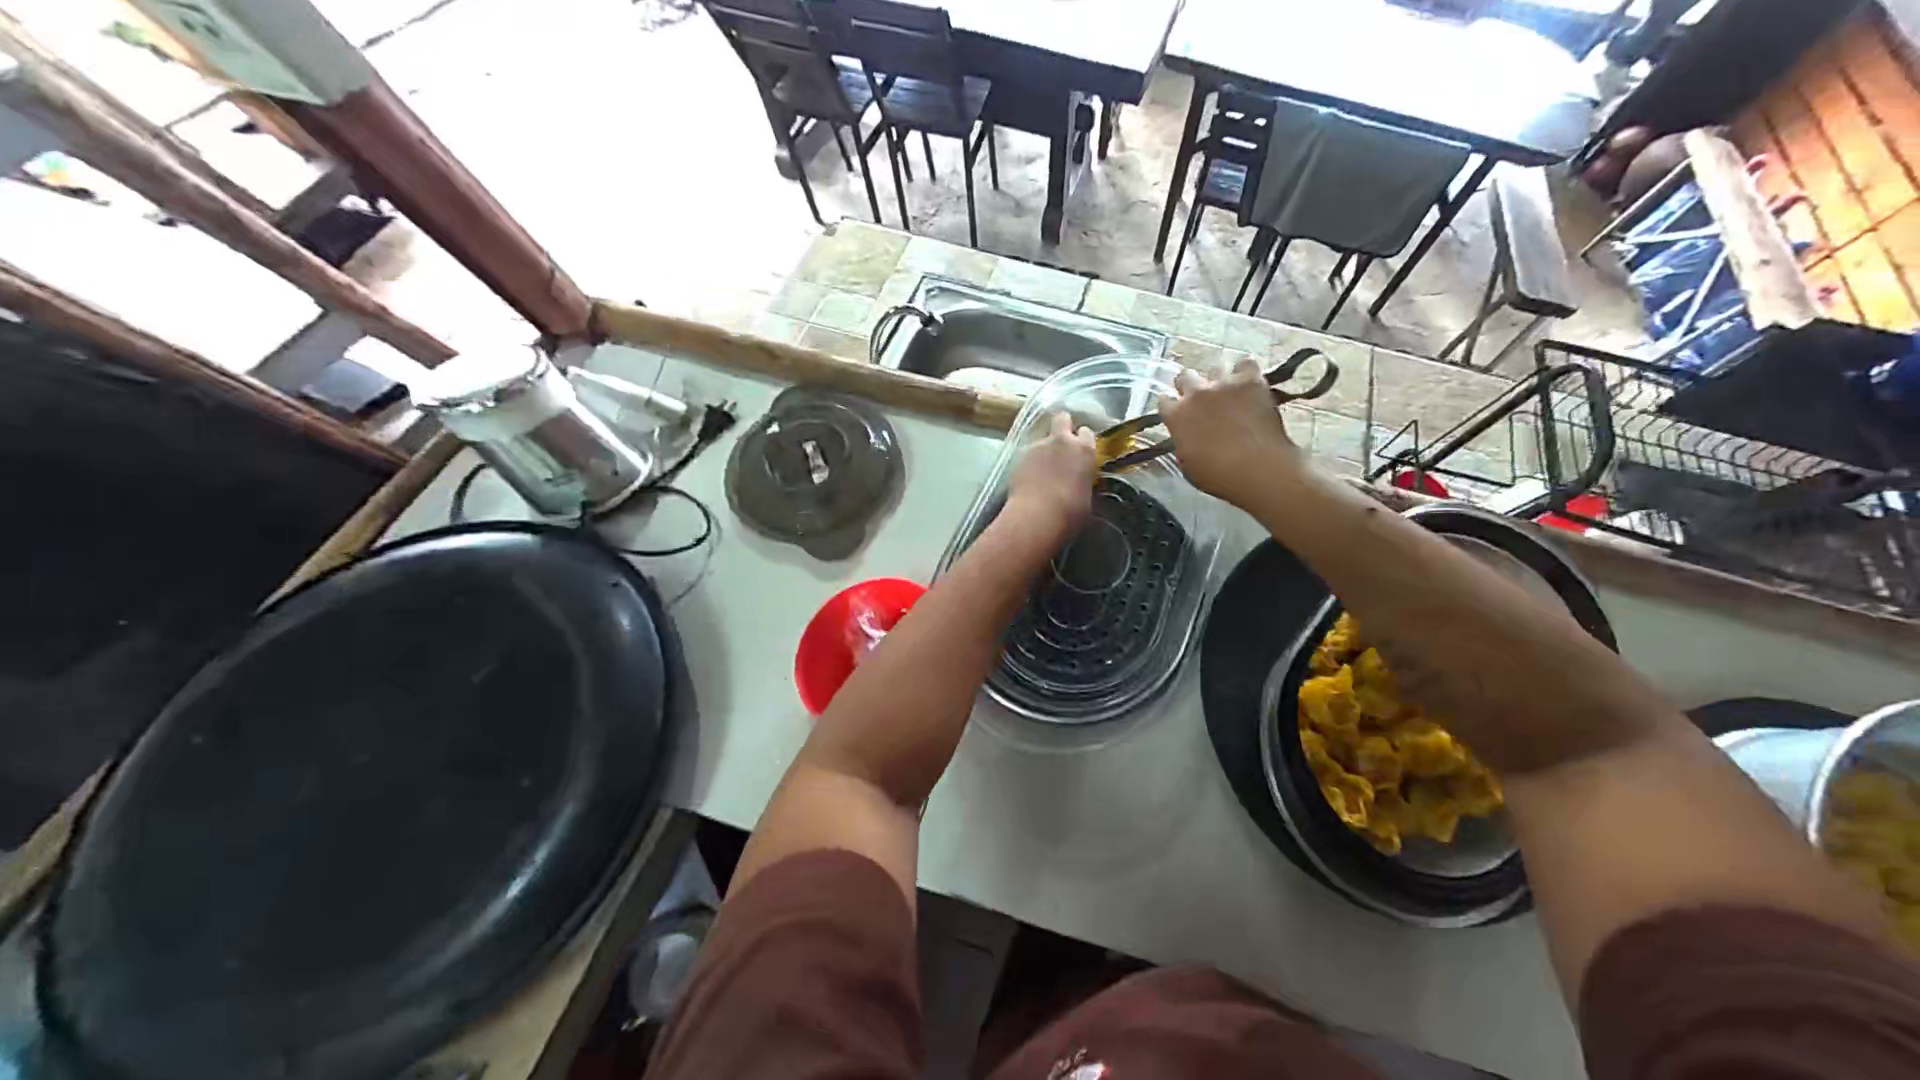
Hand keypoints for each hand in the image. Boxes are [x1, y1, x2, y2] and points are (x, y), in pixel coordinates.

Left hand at [1006, 411, 1096, 535]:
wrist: (1037, 516)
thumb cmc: (1070, 512)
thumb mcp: (1086, 496)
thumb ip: (1083, 481)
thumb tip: (1078, 484)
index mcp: (1084, 450)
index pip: (1086, 432)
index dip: (1082, 440)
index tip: (1079, 451)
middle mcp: (1062, 441)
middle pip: (1062, 418)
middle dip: (1061, 426)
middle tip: (1060, 443)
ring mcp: (1038, 446)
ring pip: (1041, 439)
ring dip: (1043, 450)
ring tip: (1039, 470)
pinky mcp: (1019, 456)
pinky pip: (1027, 454)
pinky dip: (1028, 463)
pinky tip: (1027, 479)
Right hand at [1158, 356, 1307, 507]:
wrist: (1258, 468)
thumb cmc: (1218, 476)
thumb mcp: (1187, 464)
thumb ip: (1182, 441)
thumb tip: (1186, 435)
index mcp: (1176, 416)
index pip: (1164, 401)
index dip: (1171, 406)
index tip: (1177, 412)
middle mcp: (1195, 394)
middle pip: (1185, 376)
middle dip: (1190, 386)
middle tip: (1201, 399)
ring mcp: (1223, 384)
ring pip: (1215, 367)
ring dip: (1218, 378)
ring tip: (1228, 390)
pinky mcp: (1250, 380)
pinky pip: (1246, 363)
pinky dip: (1246, 371)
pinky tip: (1249, 382)